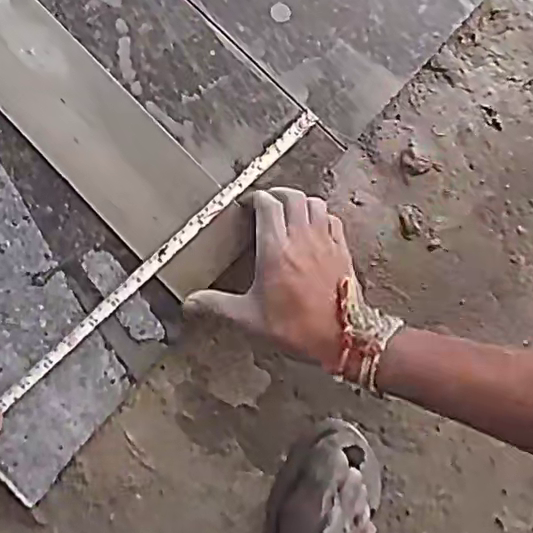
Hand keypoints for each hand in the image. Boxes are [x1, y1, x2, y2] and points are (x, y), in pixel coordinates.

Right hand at [185, 188, 352, 369]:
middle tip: (265, 203)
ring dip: (300, 202)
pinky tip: (313, 228)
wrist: (342, 338)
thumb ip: (216, 305)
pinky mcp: (342, 251)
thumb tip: (190, 303)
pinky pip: (332, 220)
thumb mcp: (249, 318)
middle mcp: (301, 239)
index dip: (254, 199)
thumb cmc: (296, 327)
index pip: (267, 205)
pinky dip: (321, 216)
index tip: (245, 206)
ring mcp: (325, 242)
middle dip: (276, 194)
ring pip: (314, 203)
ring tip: (288, 211)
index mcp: (275, 249)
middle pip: (292, 196)